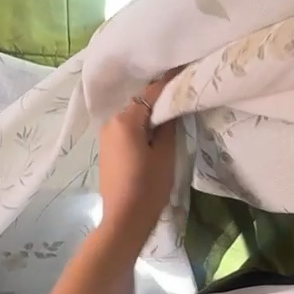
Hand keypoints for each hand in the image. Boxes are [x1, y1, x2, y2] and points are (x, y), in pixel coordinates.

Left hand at [96, 73, 179, 247]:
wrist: (124, 221)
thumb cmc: (148, 187)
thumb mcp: (165, 154)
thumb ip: (168, 125)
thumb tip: (171, 106)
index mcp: (125, 120)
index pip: (151, 93)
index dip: (170, 82)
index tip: (186, 71)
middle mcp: (111, 122)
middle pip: (140, 103)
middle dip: (160, 99)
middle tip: (184, 96)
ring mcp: (106, 137)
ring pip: (134, 116)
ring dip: (151, 115)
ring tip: (174, 114)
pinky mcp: (108, 150)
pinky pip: (127, 129)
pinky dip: (142, 127)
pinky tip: (157, 133)